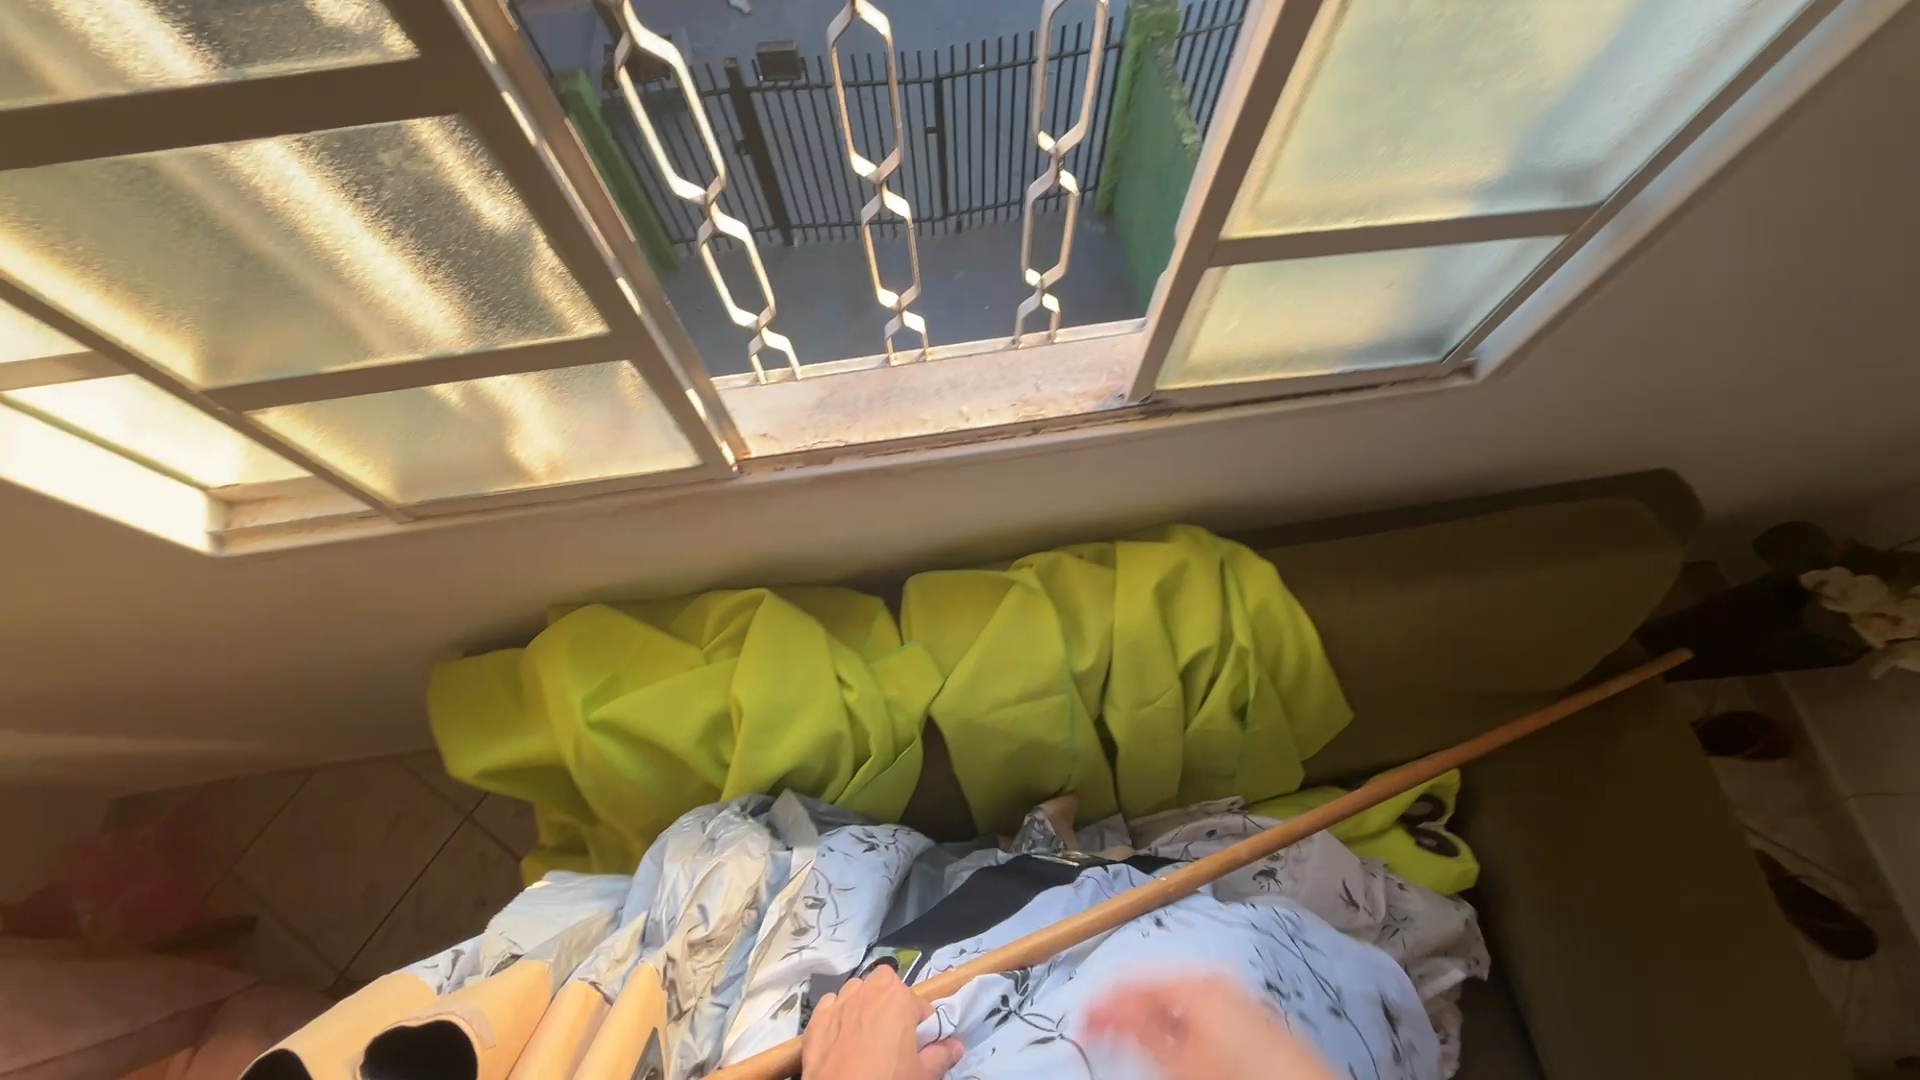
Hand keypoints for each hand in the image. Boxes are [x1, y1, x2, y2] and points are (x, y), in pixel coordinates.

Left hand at [801, 964, 963, 1079]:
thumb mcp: (922, 1075)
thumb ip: (941, 1055)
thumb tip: (956, 1046)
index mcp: (898, 996)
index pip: (921, 1007)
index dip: (923, 1029)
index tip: (919, 1049)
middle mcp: (868, 989)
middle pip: (886, 987)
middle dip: (892, 1005)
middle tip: (895, 1040)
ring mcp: (838, 1002)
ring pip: (857, 993)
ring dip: (864, 1007)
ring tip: (867, 1040)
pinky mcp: (815, 1019)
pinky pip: (831, 1007)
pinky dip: (838, 1017)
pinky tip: (841, 1040)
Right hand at [1083, 974, 1336, 1079]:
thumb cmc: (1241, 1074)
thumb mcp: (1179, 1057)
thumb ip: (1137, 1025)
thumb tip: (1101, 1004)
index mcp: (1195, 981)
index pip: (1132, 980)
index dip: (1102, 1001)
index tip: (1081, 1023)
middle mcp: (1216, 978)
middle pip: (1156, 988)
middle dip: (1127, 1010)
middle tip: (1103, 1035)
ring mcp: (1238, 997)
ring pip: (1179, 1002)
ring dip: (1153, 1020)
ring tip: (1135, 1045)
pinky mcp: (1253, 1019)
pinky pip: (1204, 1013)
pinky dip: (1182, 1026)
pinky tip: (1177, 1051)